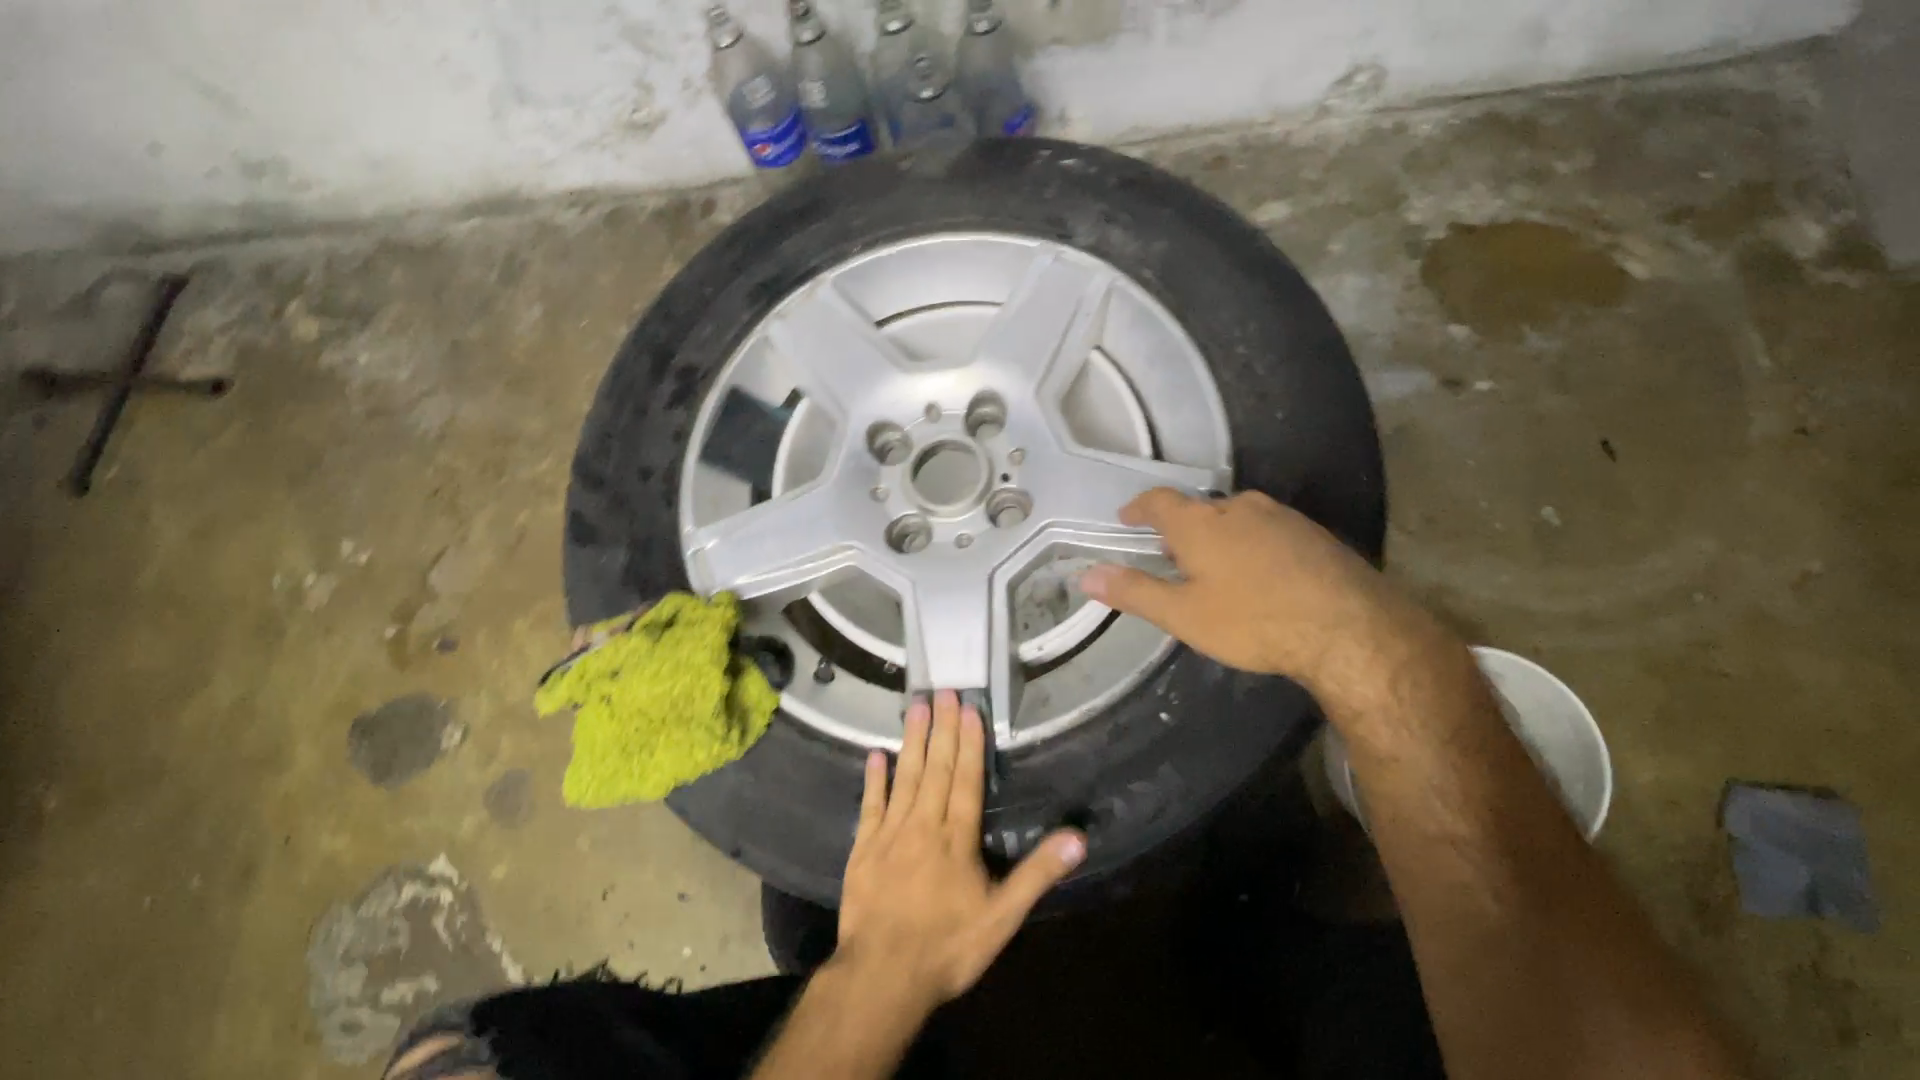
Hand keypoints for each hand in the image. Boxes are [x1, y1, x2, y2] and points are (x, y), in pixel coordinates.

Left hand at [832, 690, 1085, 1010]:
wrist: (882, 976)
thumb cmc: (947, 947)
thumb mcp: (1002, 918)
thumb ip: (1037, 874)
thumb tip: (1078, 838)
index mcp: (957, 839)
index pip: (966, 781)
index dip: (969, 743)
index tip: (969, 708)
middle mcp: (923, 826)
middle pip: (935, 769)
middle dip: (942, 729)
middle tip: (942, 691)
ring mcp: (889, 835)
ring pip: (904, 778)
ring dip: (911, 742)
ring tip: (915, 707)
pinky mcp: (863, 850)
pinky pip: (870, 806)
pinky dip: (874, 780)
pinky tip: (875, 755)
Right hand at [1080, 488, 1436, 690]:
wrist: (1349, 628)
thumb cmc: (1253, 621)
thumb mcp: (1183, 615)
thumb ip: (1134, 592)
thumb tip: (1086, 575)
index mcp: (1200, 523)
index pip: (1158, 501)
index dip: (1139, 508)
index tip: (1127, 518)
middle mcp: (1239, 507)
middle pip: (1199, 510)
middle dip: (1181, 531)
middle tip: (1172, 559)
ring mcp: (1280, 517)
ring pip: (1236, 519)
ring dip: (1219, 538)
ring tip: (1215, 572)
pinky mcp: (1312, 533)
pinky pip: (1268, 531)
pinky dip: (1252, 546)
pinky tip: (1261, 578)